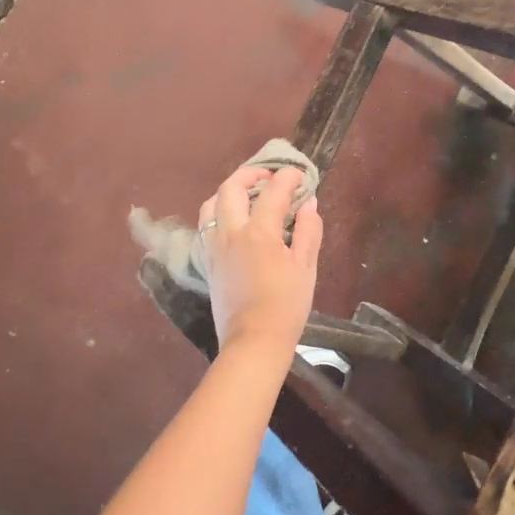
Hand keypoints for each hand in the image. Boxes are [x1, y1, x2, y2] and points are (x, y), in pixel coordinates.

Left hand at [197, 166, 321, 353]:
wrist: (254, 341)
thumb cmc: (286, 305)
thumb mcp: (306, 267)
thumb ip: (308, 230)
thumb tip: (308, 203)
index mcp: (259, 232)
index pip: (272, 190)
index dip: (288, 177)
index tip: (299, 176)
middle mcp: (231, 232)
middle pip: (231, 188)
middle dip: (250, 174)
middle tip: (269, 176)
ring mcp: (214, 247)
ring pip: (211, 204)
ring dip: (229, 192)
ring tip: (247, 195)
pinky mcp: (207, 262)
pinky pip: (206, 227)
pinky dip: (218, 214)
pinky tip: (233, 222)